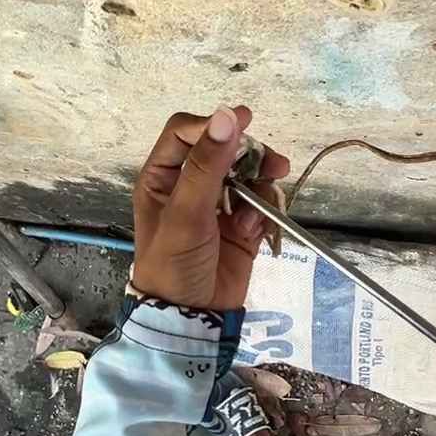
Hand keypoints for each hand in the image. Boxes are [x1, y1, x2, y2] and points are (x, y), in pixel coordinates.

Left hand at [131, 107, 288, 310]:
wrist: (192, 319)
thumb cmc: (175, 263)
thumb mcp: (186, 213)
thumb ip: (208, 165)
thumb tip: (227, 116)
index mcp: (162, 177)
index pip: (185, 133)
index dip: (212, 124)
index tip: (244, 123)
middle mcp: (188, 186)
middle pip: (224, 149)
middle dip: (249, 155)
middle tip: (274, 164)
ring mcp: (217, 206)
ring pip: (248, 176)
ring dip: (261, 187)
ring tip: (264, 206)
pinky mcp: (241, 226)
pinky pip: (261, 205)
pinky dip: (264, 214)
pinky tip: (255, 233)